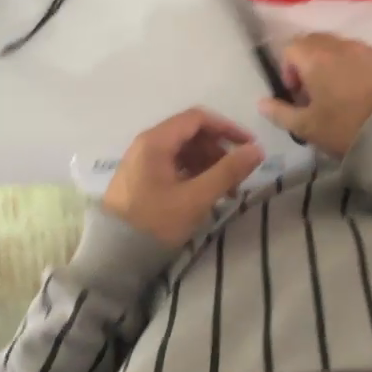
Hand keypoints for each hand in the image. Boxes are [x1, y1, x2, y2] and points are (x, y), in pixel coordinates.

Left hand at [105, 108, 265, 246]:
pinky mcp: (140, 177)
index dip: (227, 128)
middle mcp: (146, 144)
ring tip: (224, 191)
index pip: (198, 118)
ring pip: (182, 151)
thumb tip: (256, 150)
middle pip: (190, 134)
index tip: (249, 146)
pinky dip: (192, 173)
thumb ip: (227, 172)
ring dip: (207, 164)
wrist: (115, 253)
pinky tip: (203, 194)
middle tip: (236, 176)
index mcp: (156, 141)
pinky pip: (172, 165)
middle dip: (218, 151)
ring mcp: (141, 161)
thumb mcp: (196, 198)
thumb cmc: (156, 222)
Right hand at [258, 34, 371, 156]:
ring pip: (346, 48)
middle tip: (317, 92)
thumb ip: (280, 113)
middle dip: (311, 62)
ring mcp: (371, 49)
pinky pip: (371, 57)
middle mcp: (342, 46)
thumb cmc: (344, 127)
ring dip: (338, 64)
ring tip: (344, 94)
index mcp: (315, 58)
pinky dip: (364, 69)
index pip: (291, 46)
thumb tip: (262, 103)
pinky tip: (370, 94)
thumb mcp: (306, 128)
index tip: (297, 92)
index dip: (288, 68)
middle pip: (318, 42)